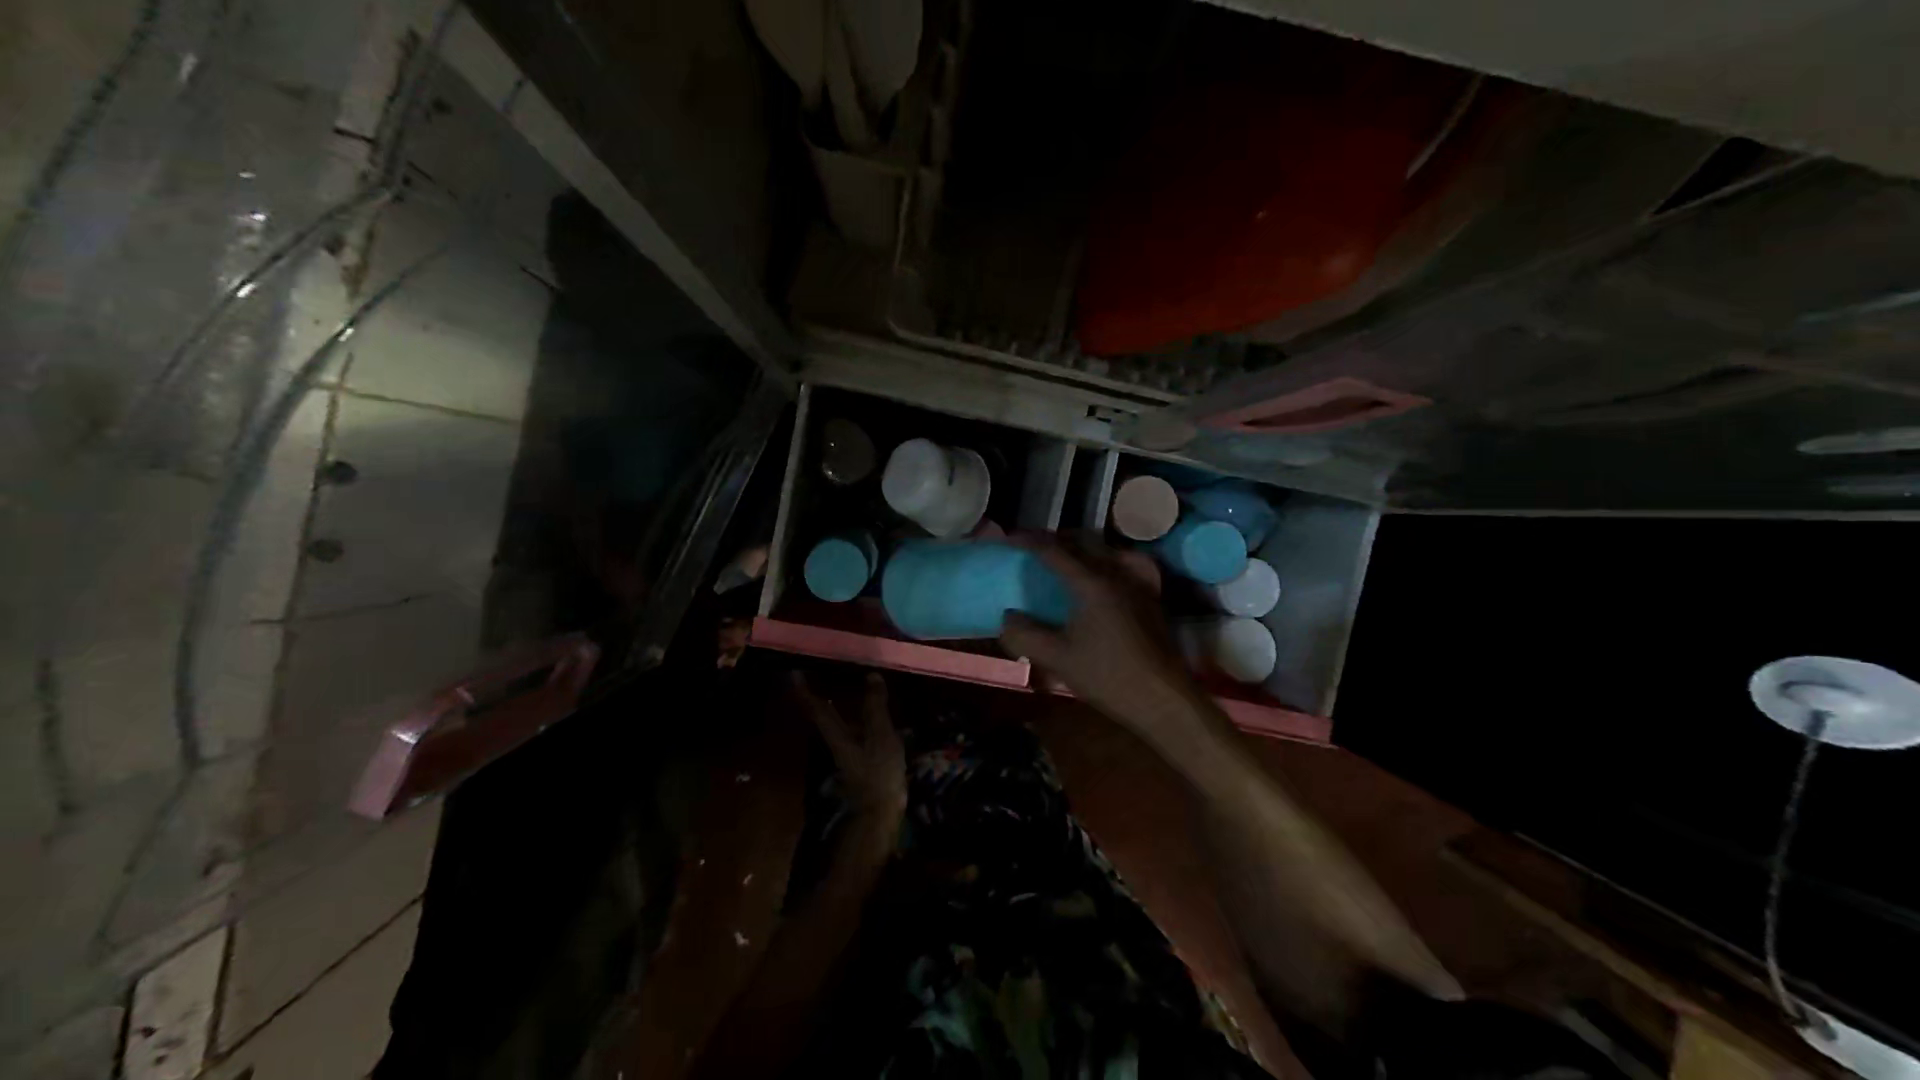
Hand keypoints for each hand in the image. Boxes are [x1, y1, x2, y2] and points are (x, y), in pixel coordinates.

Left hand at [789, 671, 906, 846]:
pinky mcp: (852, 763)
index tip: (792, 670)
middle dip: (815, 695)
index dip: (802, 687)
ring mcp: (840, 754)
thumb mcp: (881, 736)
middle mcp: (830, 742)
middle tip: (817, 675)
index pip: (813, 705)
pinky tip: (866, 718)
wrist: (877, 815)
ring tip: (844, 689)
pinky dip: (851, 721)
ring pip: (833, 724)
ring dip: (834, 707)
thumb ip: (875, 706)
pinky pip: (847, 733)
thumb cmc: (877, 773)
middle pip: (819, 714)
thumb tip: (870, 674)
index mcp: (833, 732)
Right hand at [1001, 540, 1226, 752]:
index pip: (1055, 550)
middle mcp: (1117, 573)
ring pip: (1108, 548)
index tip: (1010, 540)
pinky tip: (1107, 571)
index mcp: (1092, 584)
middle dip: (1055, 539)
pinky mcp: (1152, 597)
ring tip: (1065, 556)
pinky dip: (1111, 558)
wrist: (1162, 699)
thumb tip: (1008, 616)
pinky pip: (1129, 563)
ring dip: (1082, 545)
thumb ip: (1025, 635)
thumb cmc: (1108, 678)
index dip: (1029, 541)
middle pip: (1083, 541)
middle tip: (1033, 548)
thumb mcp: (1057, 659)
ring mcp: (1139, 583)